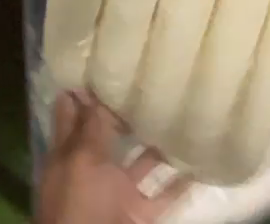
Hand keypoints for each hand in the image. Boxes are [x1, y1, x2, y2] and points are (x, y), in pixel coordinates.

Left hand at [36, 91, 188, 223]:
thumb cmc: (80, 205)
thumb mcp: (81, 160)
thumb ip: (91, 127)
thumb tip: (91, 89)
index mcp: (70, 153)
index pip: (71, 113)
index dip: (82, 90)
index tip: (101, 60)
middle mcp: (93, 169)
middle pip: (109, 135)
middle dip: (125, 113)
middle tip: (150, 80)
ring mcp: (118, 192)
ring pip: (141, 162)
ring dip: (158, 145)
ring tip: (179, 114)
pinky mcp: (140, 213)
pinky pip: (165, 195)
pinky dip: (181, 182)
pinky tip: (199, 161)